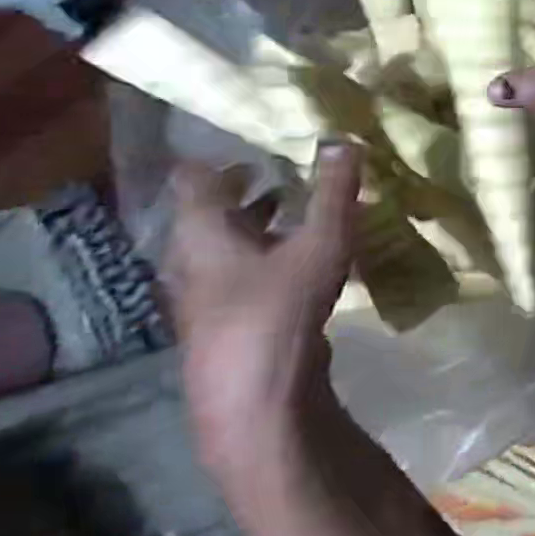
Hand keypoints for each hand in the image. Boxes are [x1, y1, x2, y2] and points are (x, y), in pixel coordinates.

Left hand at [162, 144, 361, 478]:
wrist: (256, 395)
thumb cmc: (280, 307)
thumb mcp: (321, 242)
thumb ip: (333, 192)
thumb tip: (343, 140)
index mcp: (202, 233)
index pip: (196, 180)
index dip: (220, 157)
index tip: (253, 142)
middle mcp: (191, 258)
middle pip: (208, 213)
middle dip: (244, 190)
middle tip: (283, 171)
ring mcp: (203, 293)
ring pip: (224, 244)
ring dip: (256, 223)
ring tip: (296, 208)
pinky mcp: (224, 318)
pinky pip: (239, 270)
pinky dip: (264, 252)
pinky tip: (299, 257)